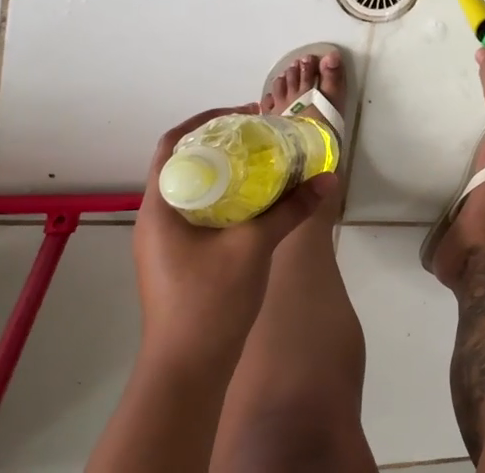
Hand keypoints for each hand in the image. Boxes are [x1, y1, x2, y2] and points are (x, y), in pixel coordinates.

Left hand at [132, 107, 333, 363]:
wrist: (186, 370)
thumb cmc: (208, 303)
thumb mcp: (254, 247)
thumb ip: (290, 209)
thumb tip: (328, 177)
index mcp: (160, 209)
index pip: (172, 146)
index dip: (206, 121)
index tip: (246, 114)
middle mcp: (156, 220)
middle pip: (186, 164)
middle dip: (224, 144)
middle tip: (265, 135)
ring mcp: (167, 243)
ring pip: (197, 190)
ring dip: (229, 172)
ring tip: (268, 162)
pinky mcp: (181, 259)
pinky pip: (204, 212)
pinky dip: (231, 198)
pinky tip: (261, 202)